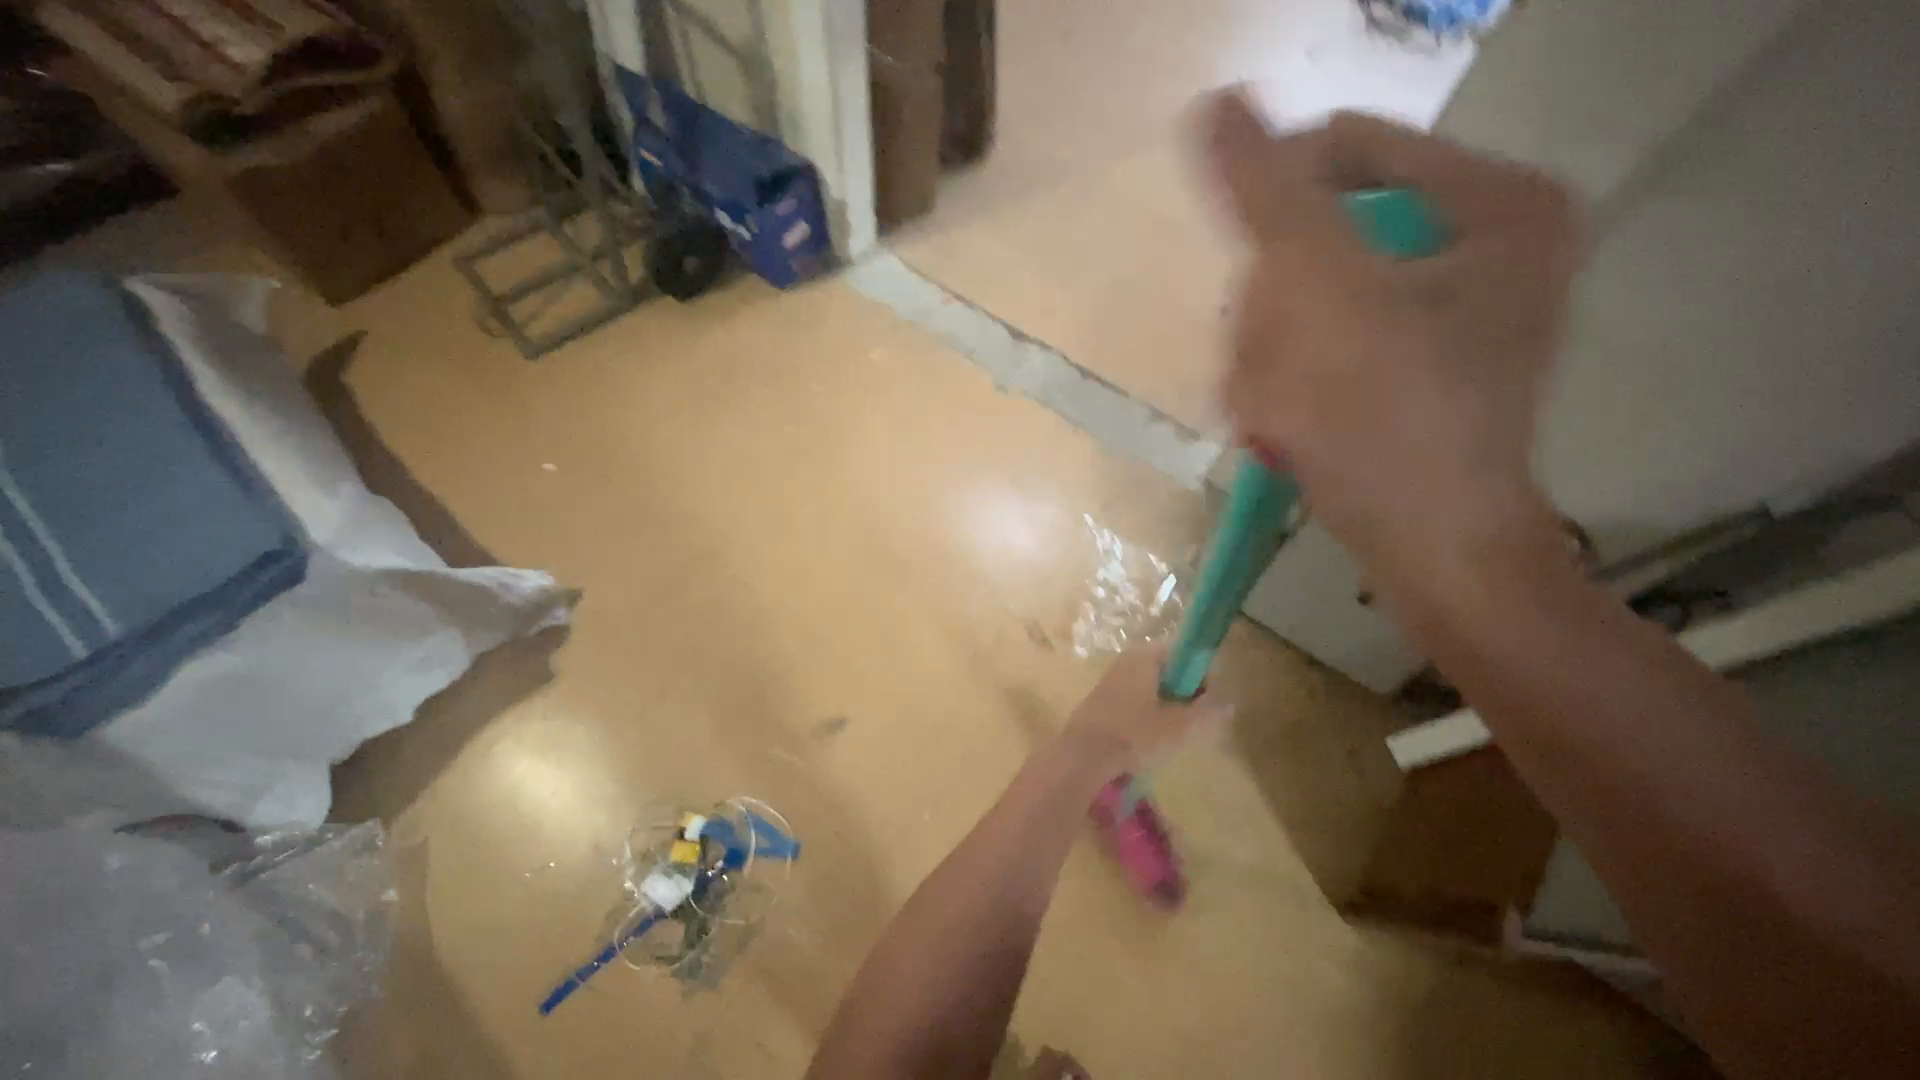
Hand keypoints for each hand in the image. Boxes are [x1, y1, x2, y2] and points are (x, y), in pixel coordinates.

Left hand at [1062, 649, 1234, 772]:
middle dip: (1187, 695)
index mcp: (1146, 654)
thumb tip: (1231, 699)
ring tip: (1171, 737)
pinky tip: (1149, 741)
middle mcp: (1128, 658)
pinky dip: (1149, 716)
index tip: (1209, 704)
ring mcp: (1113, 678)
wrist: (1081, 757)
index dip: (1206, 676)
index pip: (1188, 652)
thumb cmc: (1135, 735)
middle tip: (1192, 725)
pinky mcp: (1104, 699)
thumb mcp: (1183, 726)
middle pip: (1173, 670)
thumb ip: (1212, 710)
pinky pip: (1138, 700)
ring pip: (1156, 688)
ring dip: (1169, 708)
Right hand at [1202, 91, 1579, 587]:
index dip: (1272, 208)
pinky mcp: (1413, 362)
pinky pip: (1320, 338)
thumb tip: (1215, 102)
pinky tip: (1285, 421)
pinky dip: (1287, 378)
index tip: (1253, 295)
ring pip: (1308, 291)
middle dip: (1274, 308)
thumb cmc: (1388, 422)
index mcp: (1497, 200)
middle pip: (1321, 230)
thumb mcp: (1323, 293)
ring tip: (1275, 411)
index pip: (1344, 150)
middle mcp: (1484, 241)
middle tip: (1271, 370)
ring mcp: (1448, 308)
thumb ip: (1266, 192)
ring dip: (1268, 351)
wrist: (1432, 554)